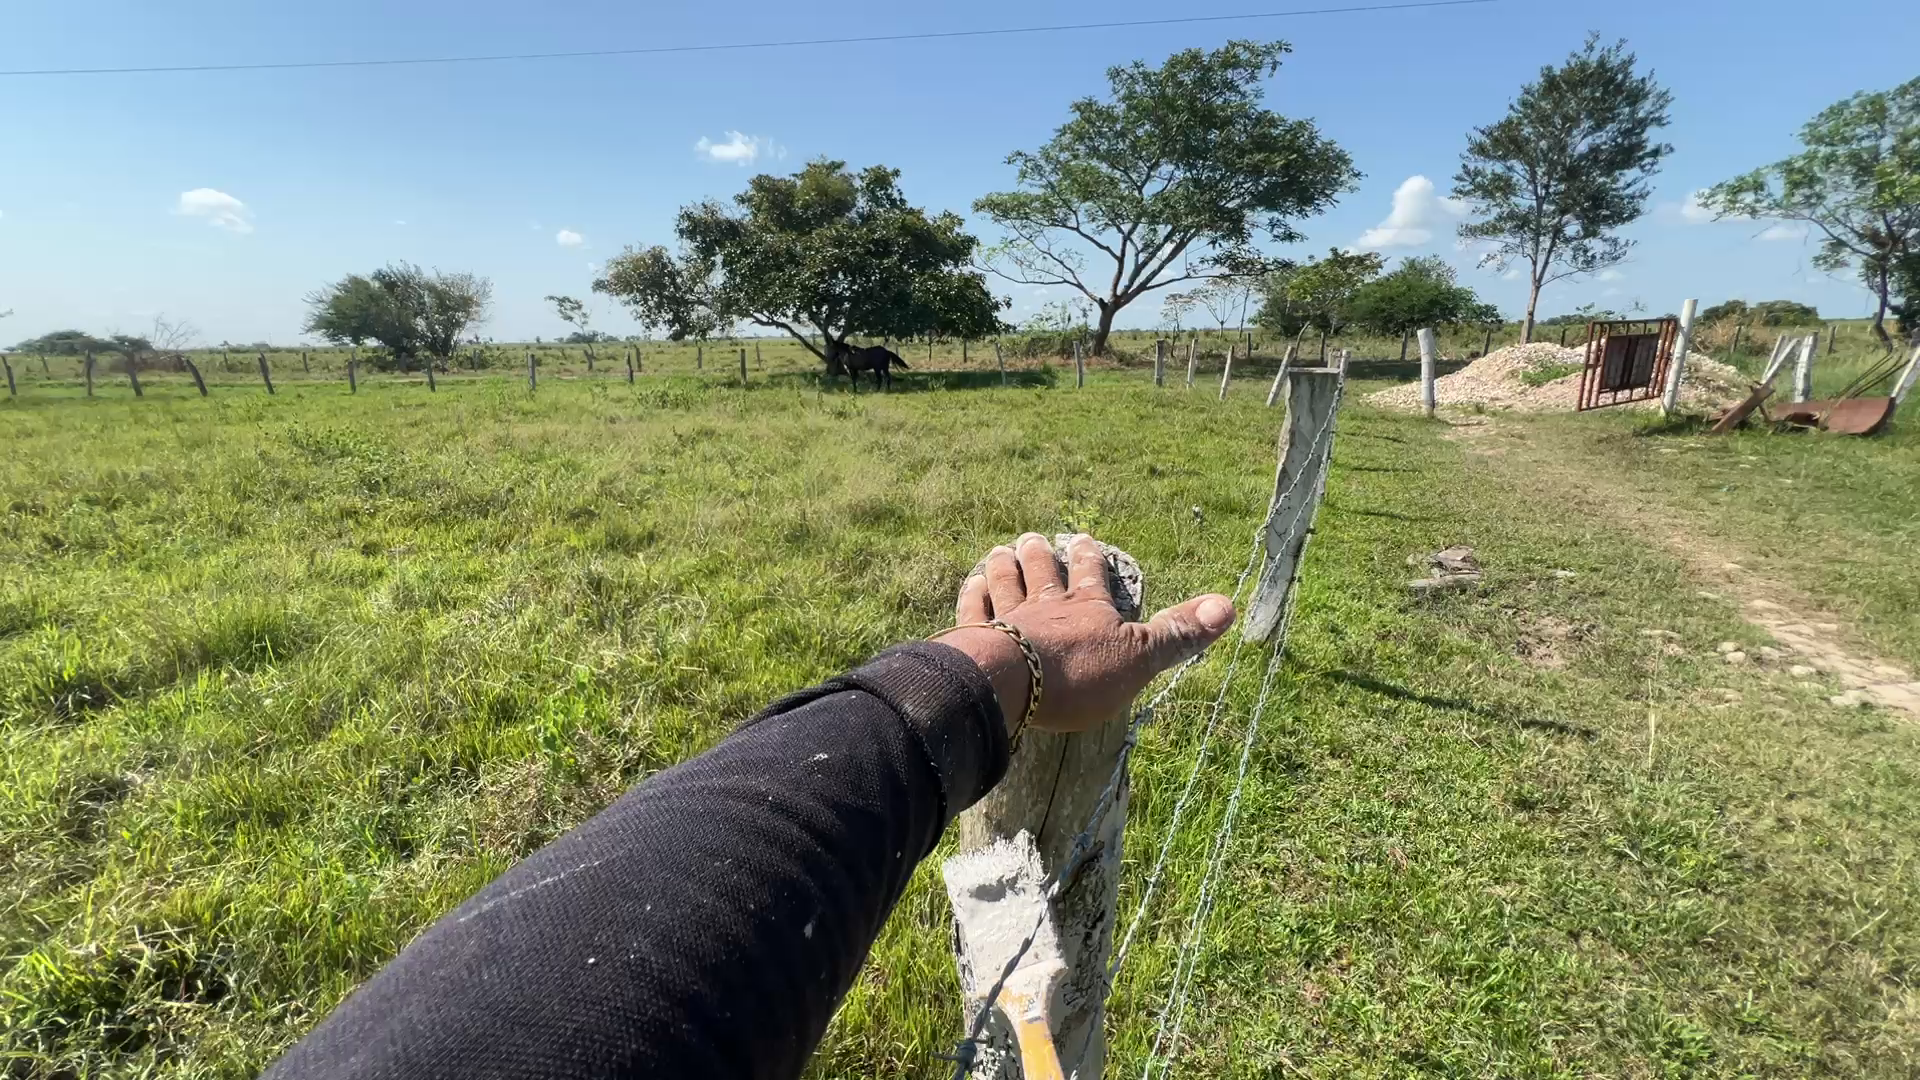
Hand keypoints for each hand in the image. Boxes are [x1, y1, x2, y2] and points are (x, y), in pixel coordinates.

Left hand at [935, 533, 1235, 733]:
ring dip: (1004, 565)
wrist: (1014, 686)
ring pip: (1006, 580)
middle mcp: (1046, 605)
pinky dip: (972, 593)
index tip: (1083, 538)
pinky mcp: (976, 633)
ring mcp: (1008, 616)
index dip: (1088, 557)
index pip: (1091, 575)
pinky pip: (973, 607)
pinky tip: (971, 583)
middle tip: (1034, 538)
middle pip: (1042, 570)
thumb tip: (1229, 604)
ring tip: (1002, 551)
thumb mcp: (1140, 658)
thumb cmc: (1080, 675)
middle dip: (1040, 554)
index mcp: (1086, 609)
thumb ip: (1178, 634)